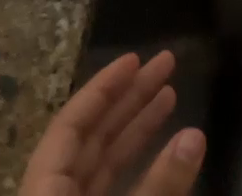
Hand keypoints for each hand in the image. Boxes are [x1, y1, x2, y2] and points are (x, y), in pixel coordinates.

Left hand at [20, 50, 206, 195]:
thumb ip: (158, 184)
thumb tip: (197, 135)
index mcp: (44, 187)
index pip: (70, 123)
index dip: (103, 88)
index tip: (135, 58)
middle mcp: (52, 193)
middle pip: (89, 137)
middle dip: (129, 98)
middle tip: (166, 63)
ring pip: (102, 163)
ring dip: (137, 127)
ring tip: (170, 95)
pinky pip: (109, 188)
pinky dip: (137, 166)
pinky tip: (164, 151)